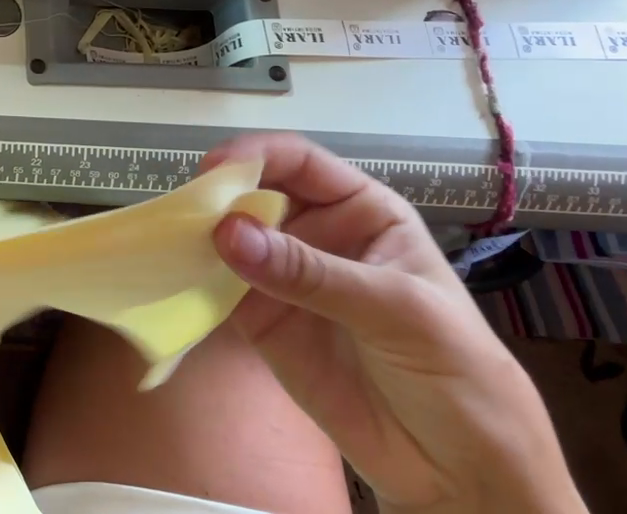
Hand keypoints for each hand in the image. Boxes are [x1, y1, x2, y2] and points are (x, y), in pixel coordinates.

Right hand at [203, 134, 584, 513]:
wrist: (459, 470)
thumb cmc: (456, 372)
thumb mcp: (396, 311)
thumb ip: (311, 272)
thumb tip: (226, 231)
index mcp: (359, 211)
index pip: (299, 163)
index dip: (256, 155)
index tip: (212, 170)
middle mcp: (313, 233)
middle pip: (251, 194)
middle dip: (216, 198)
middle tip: (182, 215)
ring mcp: (281, 276)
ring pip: (226, 238)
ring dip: (196, 237)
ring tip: (167, 244)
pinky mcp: (257, 318)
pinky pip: (215, 287)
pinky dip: (190, 279)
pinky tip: (171, 277)